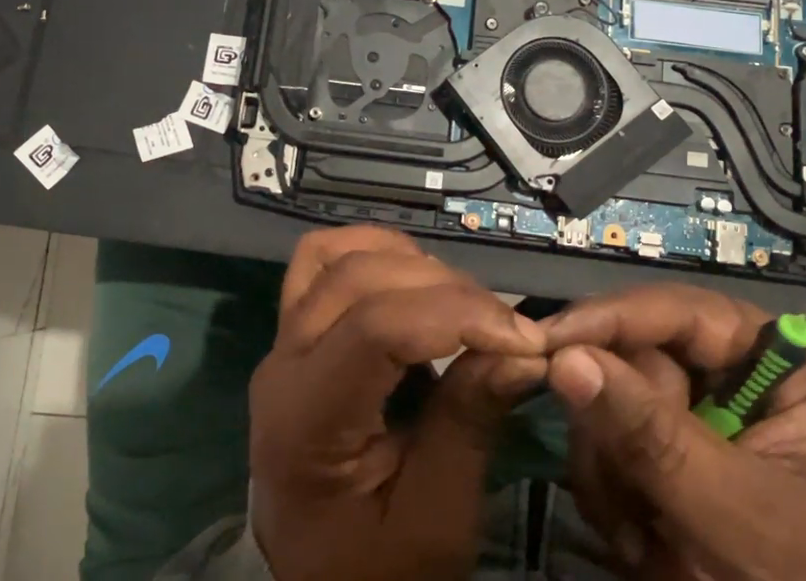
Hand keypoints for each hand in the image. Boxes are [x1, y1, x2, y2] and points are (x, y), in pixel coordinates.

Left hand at [249, 226, 547, 580]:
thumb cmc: (375, 566)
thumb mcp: (434, 520)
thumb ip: (468, 426)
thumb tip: (523, 350)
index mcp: (305, 419)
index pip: (374, 327)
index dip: (456, 316)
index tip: (524, 341)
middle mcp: (281, 364)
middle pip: (355, 278)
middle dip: (444, 288)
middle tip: (505, 331)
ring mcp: (281, 344)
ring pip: (333, 256)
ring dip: (408, 264)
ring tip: (464, 307)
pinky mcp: (294, 336)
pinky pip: (322, 265)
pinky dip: (376, 257)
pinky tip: (420, 288)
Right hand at [544, 285, 805, 580]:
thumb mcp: (739, 511)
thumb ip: (651, 435)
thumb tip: (564, 359)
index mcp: (783, 361)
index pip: (680, 311)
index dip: (607, 321)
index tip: (543, 346)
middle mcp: (744, 376)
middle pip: (638, 364)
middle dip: (618, 436)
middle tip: (623, 505)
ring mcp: (713, 420)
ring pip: (617, 410)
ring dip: (615, 479)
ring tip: (641, 545)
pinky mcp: (688, 461)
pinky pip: (622, 453)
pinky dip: (620, 501)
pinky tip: (645, 549)